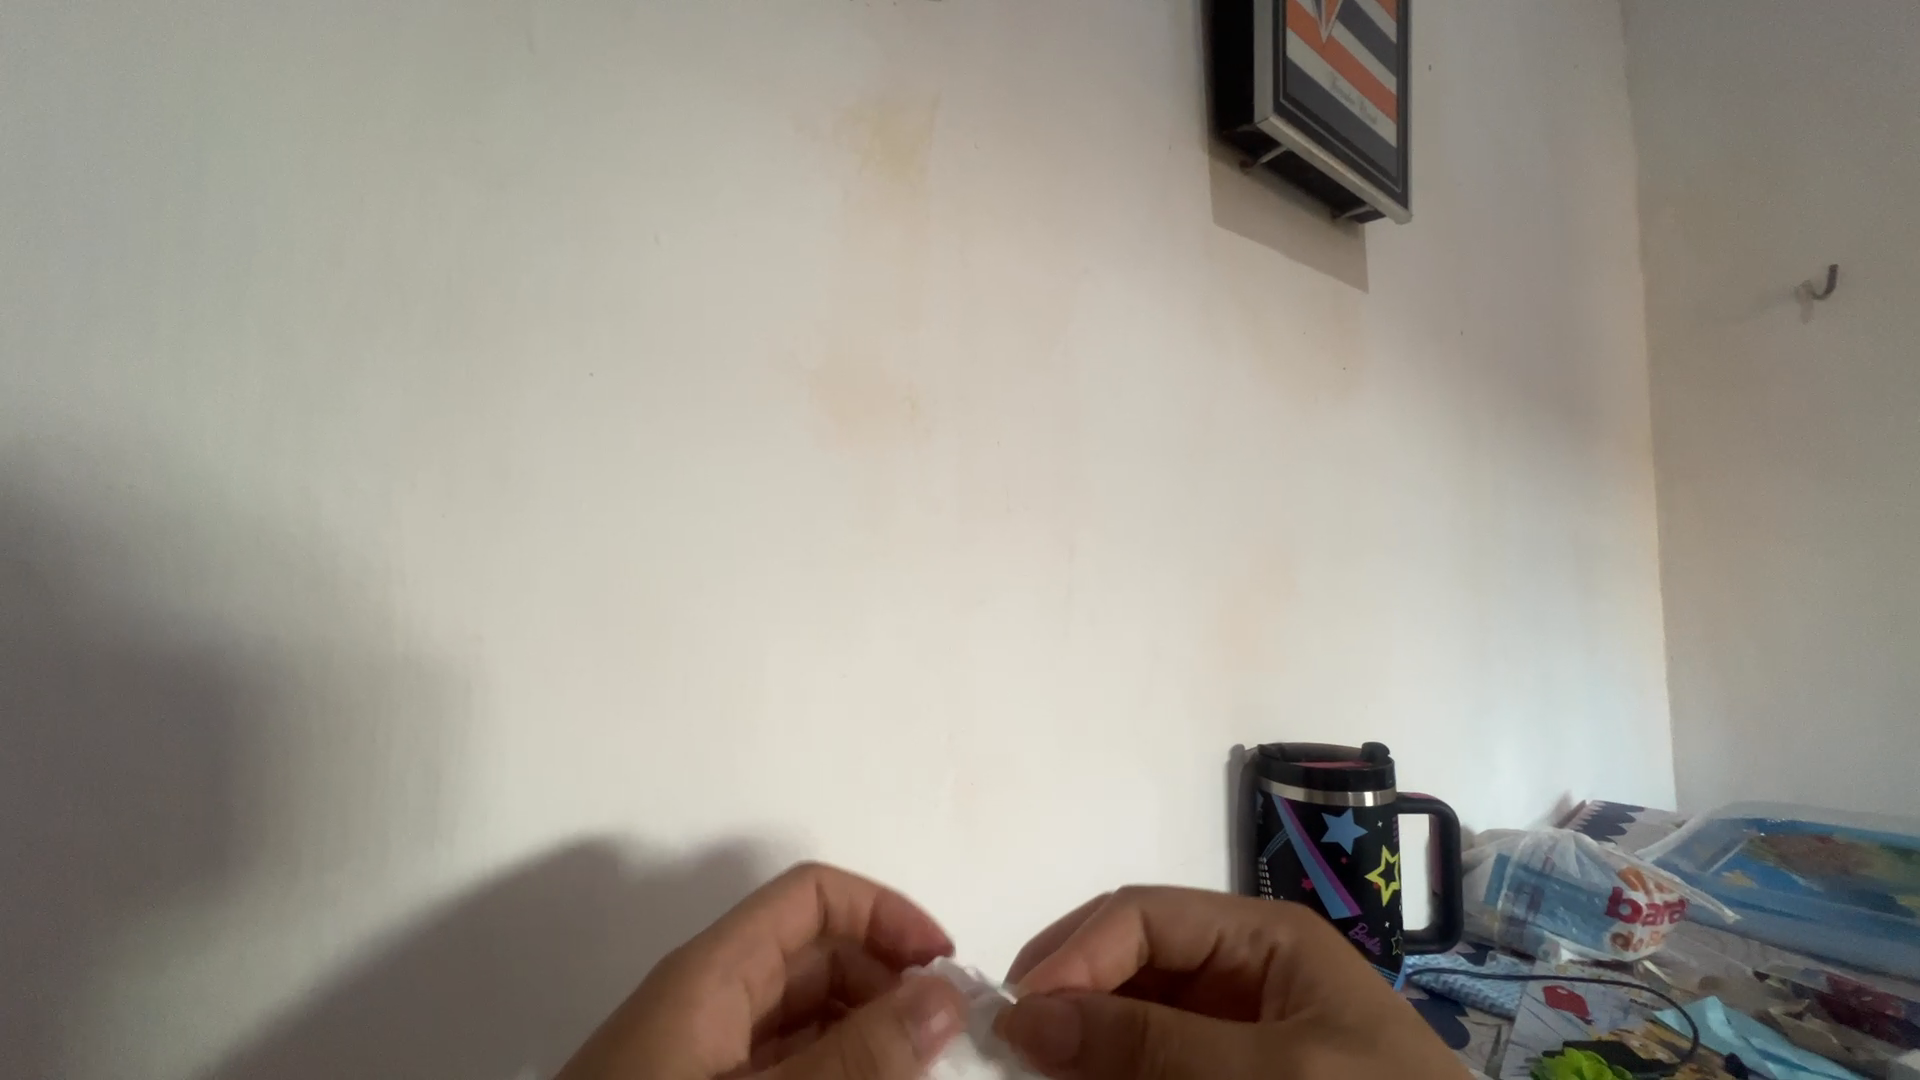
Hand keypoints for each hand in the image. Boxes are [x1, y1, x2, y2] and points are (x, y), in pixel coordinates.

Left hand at [557, 862, 968, 1079]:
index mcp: (714, 971)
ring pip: (803, 1015)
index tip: (942, 966)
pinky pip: (782, 1063)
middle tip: (940, 1040)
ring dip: (862, 1034)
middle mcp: (709, 997)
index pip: (813, 896)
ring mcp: (701, 1053)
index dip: (884, 912)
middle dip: (884, 982)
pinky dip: (831, 1070)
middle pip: (815, 954)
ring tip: (911, 1071)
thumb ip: (854, 1057)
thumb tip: (945, 995)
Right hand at [994, 887, 1466, 1078]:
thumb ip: (1148, 1046)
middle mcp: (1239, 970)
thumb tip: (1025, 1015)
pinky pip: (1153, 1061)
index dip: (1074, 953)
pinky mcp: (1227, 1074)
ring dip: (1081, 1042)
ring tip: (1034, 1072)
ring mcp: (1232, 1029)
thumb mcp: (1268, 1078)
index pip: (1142, 916)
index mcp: (1261, 935)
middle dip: (1069, 995)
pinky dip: (1112, 1071)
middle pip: (1129, 960)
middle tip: (1011, 1047)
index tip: (1018, 1013)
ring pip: (1131, 1014)